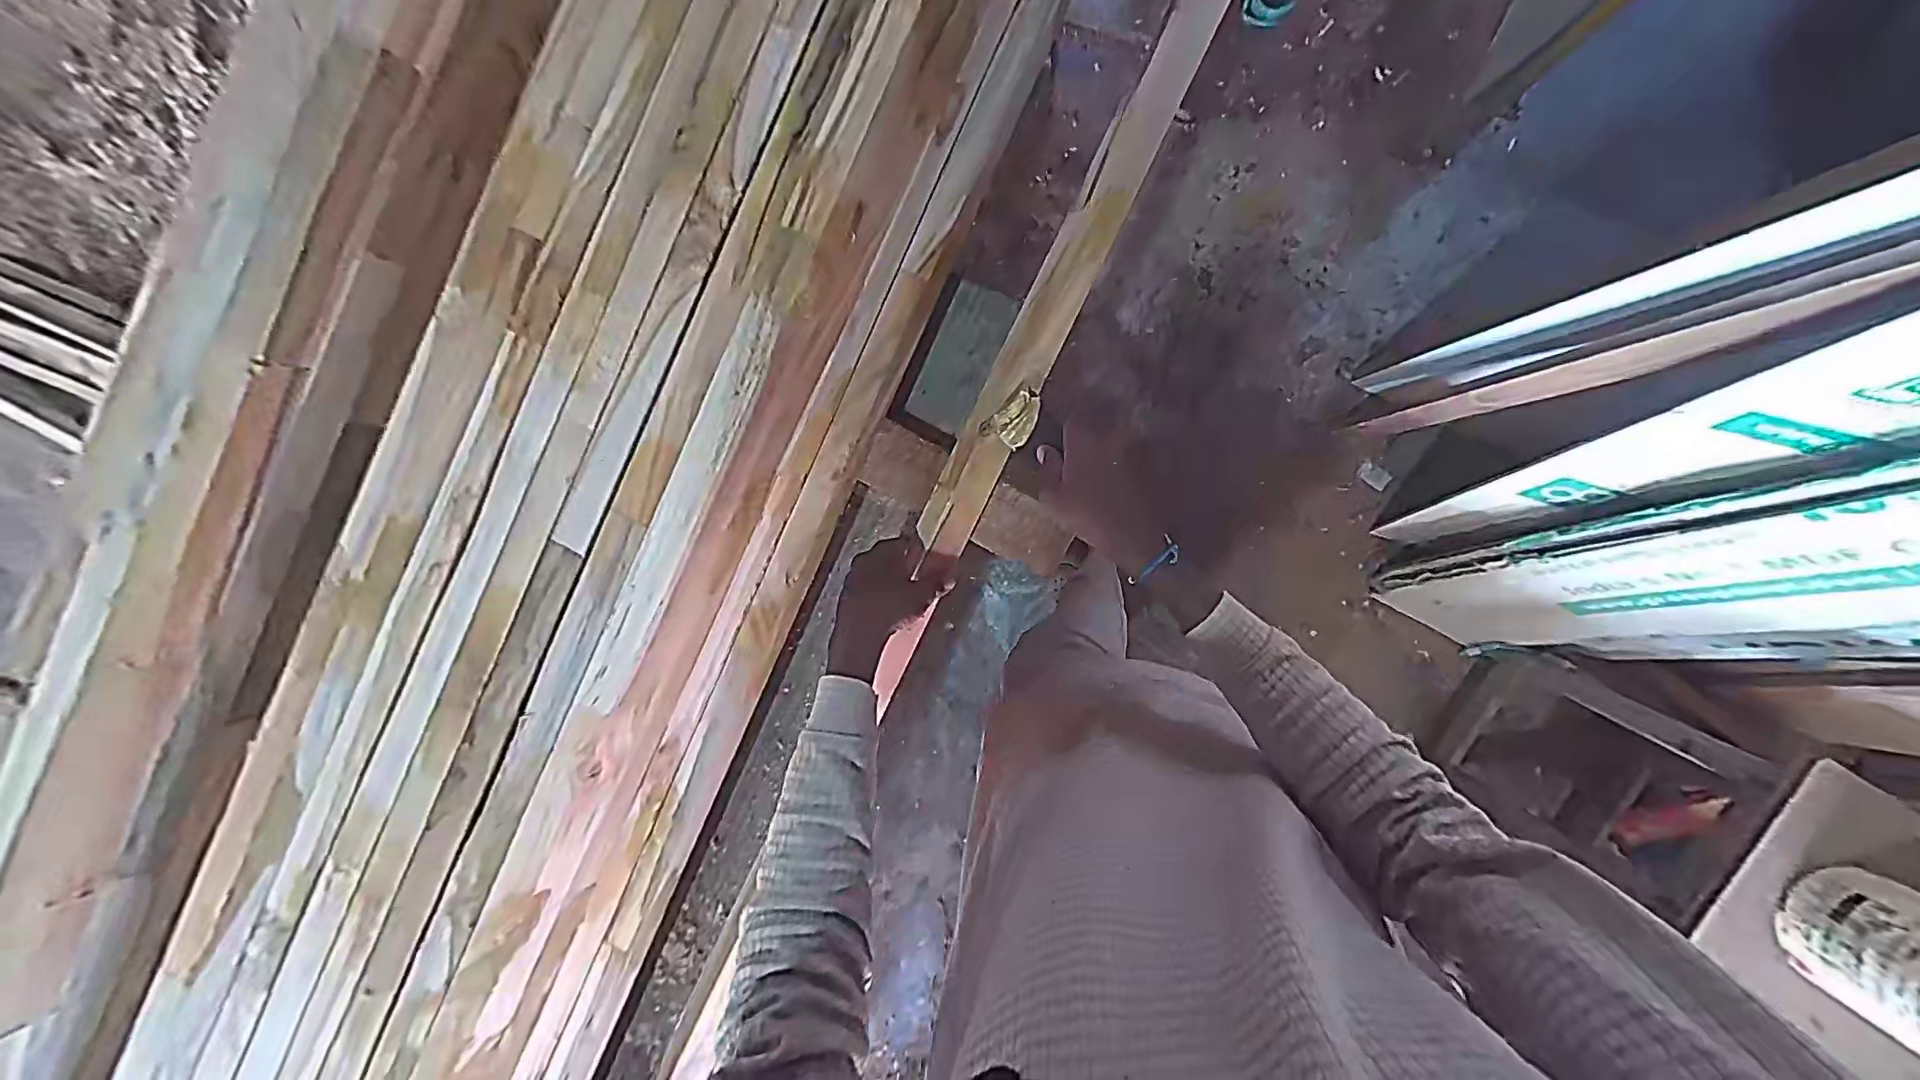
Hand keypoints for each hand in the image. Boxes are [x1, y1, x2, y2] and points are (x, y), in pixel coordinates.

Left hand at [826, 536, 948, 682]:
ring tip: (905, 594)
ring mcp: (852, 578)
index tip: (930, 561)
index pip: (906, 541)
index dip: (920, 550)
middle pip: (889, 555)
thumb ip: (937, 581)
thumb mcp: (922, 596)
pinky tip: (887, 608)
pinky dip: (878, 593)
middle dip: (904, 564)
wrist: (857, 638)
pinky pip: (866, 588)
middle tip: (919, 577)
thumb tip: (951, 571)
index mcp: (884, 551)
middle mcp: (865, 558)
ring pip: (876, 571)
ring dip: (890, 579)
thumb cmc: (891, 609)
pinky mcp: (845, 597)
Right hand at [1037, 420, 1220, 629]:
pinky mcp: (1152, 459)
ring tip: (1101, 466)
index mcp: (1083, 439)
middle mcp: (1110, 434)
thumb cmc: (1088, 516)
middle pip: (1097, 422)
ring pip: (1118, 436)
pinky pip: (1135, 451)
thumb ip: (1048, 469)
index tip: (1061, 439)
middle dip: (1088, 433)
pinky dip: (1128, 458)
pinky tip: (1122, 477)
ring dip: (1109, 445)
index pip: (1072, 417)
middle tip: (1080, 452)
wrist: (1135, 535)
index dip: (1065, 428)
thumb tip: (1045, 450)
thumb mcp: (1054, 498)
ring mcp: (1134, 445)